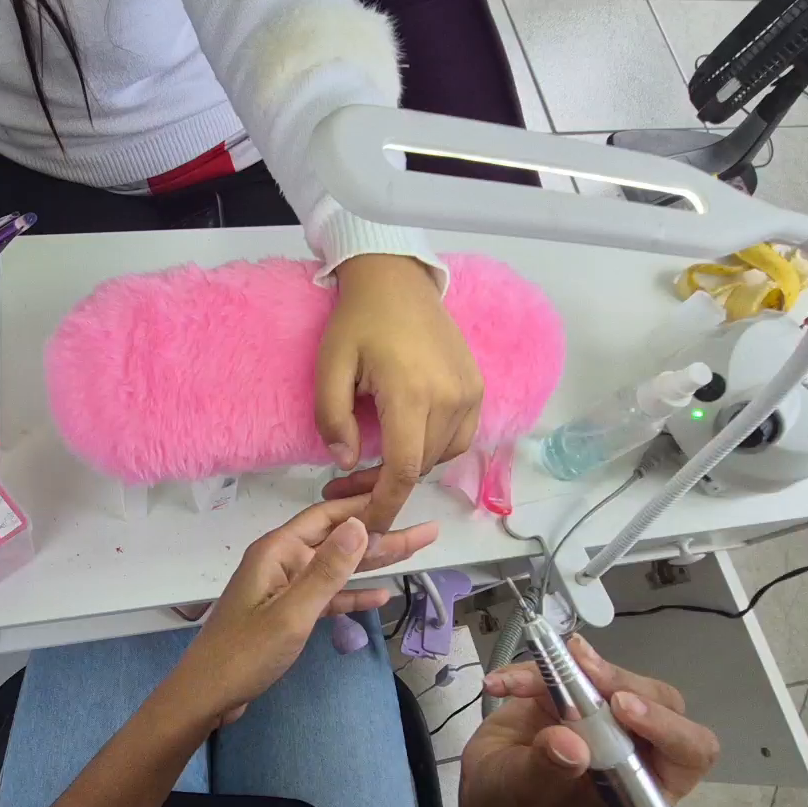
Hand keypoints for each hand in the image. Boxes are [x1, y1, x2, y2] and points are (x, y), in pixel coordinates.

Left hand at [166, 495, 438, 725]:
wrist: (207, 694)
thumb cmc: (246, 653)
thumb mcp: (292, 612)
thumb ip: (327, 570)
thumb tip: (359, 524)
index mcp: (278, 550)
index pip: (329, 516)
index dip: (367, 506)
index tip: (404, 497)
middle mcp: (281, 560)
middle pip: (337, 541)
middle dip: (380, 535)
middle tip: (427, 531)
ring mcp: (283, 586)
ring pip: (334, 568)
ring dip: (371, 564)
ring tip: (414, 553)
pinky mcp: (285, 611)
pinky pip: (324, 596)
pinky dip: (350, 595)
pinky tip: (380, 595)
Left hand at [319, 253, 483, 532]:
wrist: (397, 279)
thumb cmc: (357, 320)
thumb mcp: (330, 367)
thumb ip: (332, 418)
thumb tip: (346, 463)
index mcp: (412, 394)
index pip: (405, 469)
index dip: (386, 505)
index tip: (367, 527)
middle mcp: (452, 398)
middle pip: (422, 466)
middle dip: (385, 487)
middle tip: (345, 484)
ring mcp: (471, 393)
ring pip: (442, 456)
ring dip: (410, 468)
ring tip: (372, 463)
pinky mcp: (477, 387)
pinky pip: (459, 437)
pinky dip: (432, 449)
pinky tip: (404, 441)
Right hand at [457, 634, 718, 806]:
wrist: (486, 787)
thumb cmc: (512, 804)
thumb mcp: (523, 791)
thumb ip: (549, 769)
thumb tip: (570, 745)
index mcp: (645, 785)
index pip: (688, 751)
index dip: (666, 725)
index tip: (620, 706)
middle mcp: (636, 746)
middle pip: (656, 700)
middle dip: (619, 681)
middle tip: (580, 667)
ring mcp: (606, 717)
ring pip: (614, 678)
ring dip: (571, 669)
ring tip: (524, 678)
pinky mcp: (576, 693)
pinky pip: (567, 667)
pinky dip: (534, 669)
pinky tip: (500, 683)